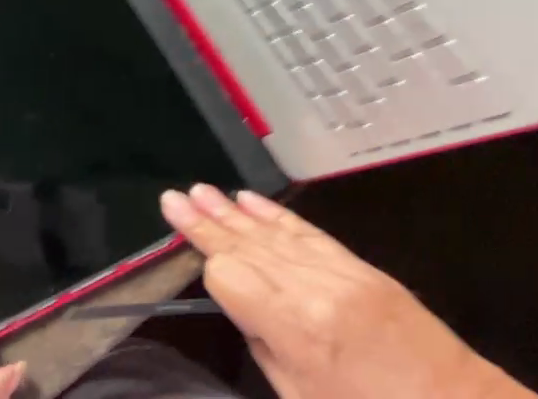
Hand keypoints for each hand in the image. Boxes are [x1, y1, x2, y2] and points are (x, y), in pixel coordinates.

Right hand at [162, 186, 537, 398]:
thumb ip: (265, 346)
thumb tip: (243, 306)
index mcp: (296, 330)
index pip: (229, 275)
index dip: (208, 266)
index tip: (185, 252)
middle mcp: (315, 290)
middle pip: (247, 246)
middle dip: (207, 222)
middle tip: (173, 197)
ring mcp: (342, 275)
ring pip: (274, 234)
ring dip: (233, 212)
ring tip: (201, 192)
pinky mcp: (364, 270)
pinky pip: (310, 234)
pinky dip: (277, 216)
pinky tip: (250, 201)